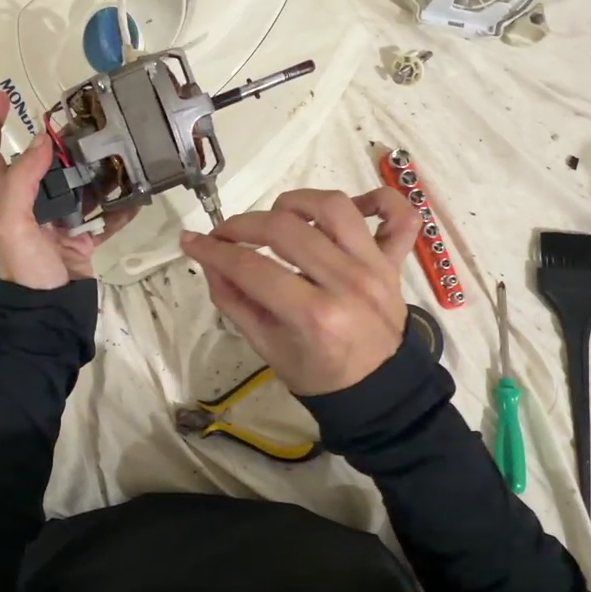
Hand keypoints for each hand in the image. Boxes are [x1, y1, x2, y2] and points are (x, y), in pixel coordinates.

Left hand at [0, 90, 132, 289]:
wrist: (51, 311)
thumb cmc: (27, 266)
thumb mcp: (14, 221)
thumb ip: (24, 179)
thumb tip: (44, 140)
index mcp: (7, 196)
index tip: (6, 98)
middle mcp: (31, 204)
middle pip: (45, 163)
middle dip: (65, 144)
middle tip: (91, 126)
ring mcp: (59, 221)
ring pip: (78, 185)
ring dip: (97, 171)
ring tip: (120, 153)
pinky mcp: (82, 238)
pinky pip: (103, 217)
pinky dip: (118, 208)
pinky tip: (136, 196)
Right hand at [180, 188, 420, 395]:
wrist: (379, 392)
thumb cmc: (318, 375)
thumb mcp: (266, 347)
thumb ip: (234, 301)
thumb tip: (208, 260)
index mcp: (315, 315)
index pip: (252, 267)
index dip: (213, 250)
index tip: (190, 241)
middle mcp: (348, 283)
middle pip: (285, 228)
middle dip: (242, 225)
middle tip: (224, 235)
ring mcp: (375, 267)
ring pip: (333, 206)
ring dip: (295, 203)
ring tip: (276, 219)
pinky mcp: (394, 261)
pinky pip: (400, 215)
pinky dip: (377, 199)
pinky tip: (349, 208)